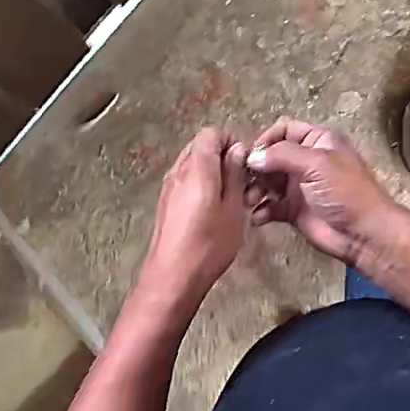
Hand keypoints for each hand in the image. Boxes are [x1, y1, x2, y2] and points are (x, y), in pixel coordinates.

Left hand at [134, 128, 249, 316]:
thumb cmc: (209, 244)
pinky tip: (213, 209)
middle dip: (221, 156)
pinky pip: (185, 181)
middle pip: (199, 146)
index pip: (210, 134)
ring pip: (192, 164)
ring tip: (230, 197)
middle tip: (241, 179)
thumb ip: (235, 174)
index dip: (230, 141)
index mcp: (197, 168)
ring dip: (211, 171)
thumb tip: (236, 150)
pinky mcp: (165, 203)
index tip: (244, 161)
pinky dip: (200, 184)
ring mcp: (168, 187)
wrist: (173, 277)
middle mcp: (178, 171)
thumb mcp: (234, 207)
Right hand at [244, 118, 402, 267]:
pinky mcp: (294, 210)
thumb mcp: (317, 164)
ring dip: (256, 189)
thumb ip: (282, 155)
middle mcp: (307, 161)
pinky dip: (262, 210)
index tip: (250, 155)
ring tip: (250, 200)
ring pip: (268, 181)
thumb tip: (252, 157)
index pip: (284, 130)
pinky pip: (271, 206)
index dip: (266, 140)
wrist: (364, 234)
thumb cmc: (345, 192)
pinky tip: (259, 217)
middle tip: (243, 181)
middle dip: (256, 168)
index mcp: (317, 142)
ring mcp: (300, 186)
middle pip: (272, 157)